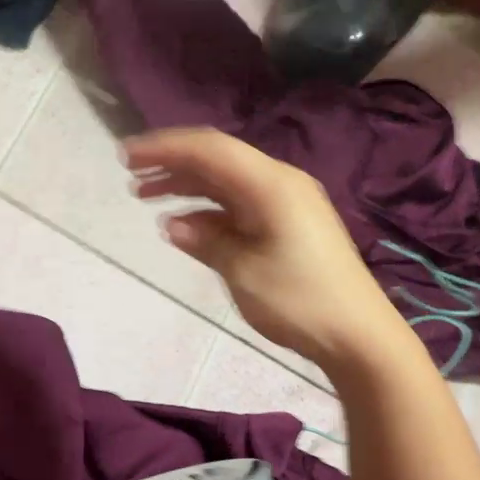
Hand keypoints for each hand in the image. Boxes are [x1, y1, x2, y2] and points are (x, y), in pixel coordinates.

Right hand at [125, 127, 412, 374]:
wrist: (353, 331)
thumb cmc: (298, 300)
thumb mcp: (243, 272)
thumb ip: (207, 242)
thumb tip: (173, 223)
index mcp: (270, 186)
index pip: (210, 151)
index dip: (166, 149)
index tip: (127, 156)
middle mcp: (278, 184)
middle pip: (218, 160)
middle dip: (172, 164)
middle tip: (130, 175)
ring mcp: (284, 204)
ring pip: (226, 183)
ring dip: (186, 187)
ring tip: (146, 198)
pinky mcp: (285, 226)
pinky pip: (238, 206)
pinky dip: (206, 210)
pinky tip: (182, 225)